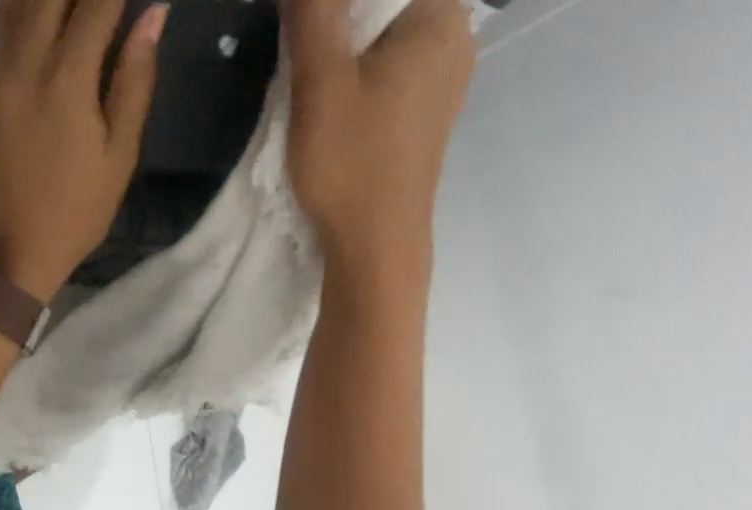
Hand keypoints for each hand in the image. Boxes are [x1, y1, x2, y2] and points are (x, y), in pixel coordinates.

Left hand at [0, 0, 167, 298]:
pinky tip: (38, 8)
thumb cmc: (77, 212)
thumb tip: (154, 14)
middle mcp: (24, 68)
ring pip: (14, 5)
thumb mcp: (119, 155)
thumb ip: (134, 80)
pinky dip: (18, 8)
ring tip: (72, 2)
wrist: (14, 254)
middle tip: (101, 0)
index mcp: (67, 81)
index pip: (96, 3)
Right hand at [284, 0, 472, 253]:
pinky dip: (358, 65)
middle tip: (296, 38)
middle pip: (386, 5)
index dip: (334, 3)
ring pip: (387, 33)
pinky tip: (330, 91)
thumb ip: (313, 13)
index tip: (302, 19)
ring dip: (344, 40)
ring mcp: (444, 76)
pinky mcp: (426, 110)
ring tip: (304, 61)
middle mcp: (454, 36)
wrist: (376, 243)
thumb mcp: (320, 83)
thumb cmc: (351, 161)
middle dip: (339, 16)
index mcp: (438, 17)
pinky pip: (391, 64)